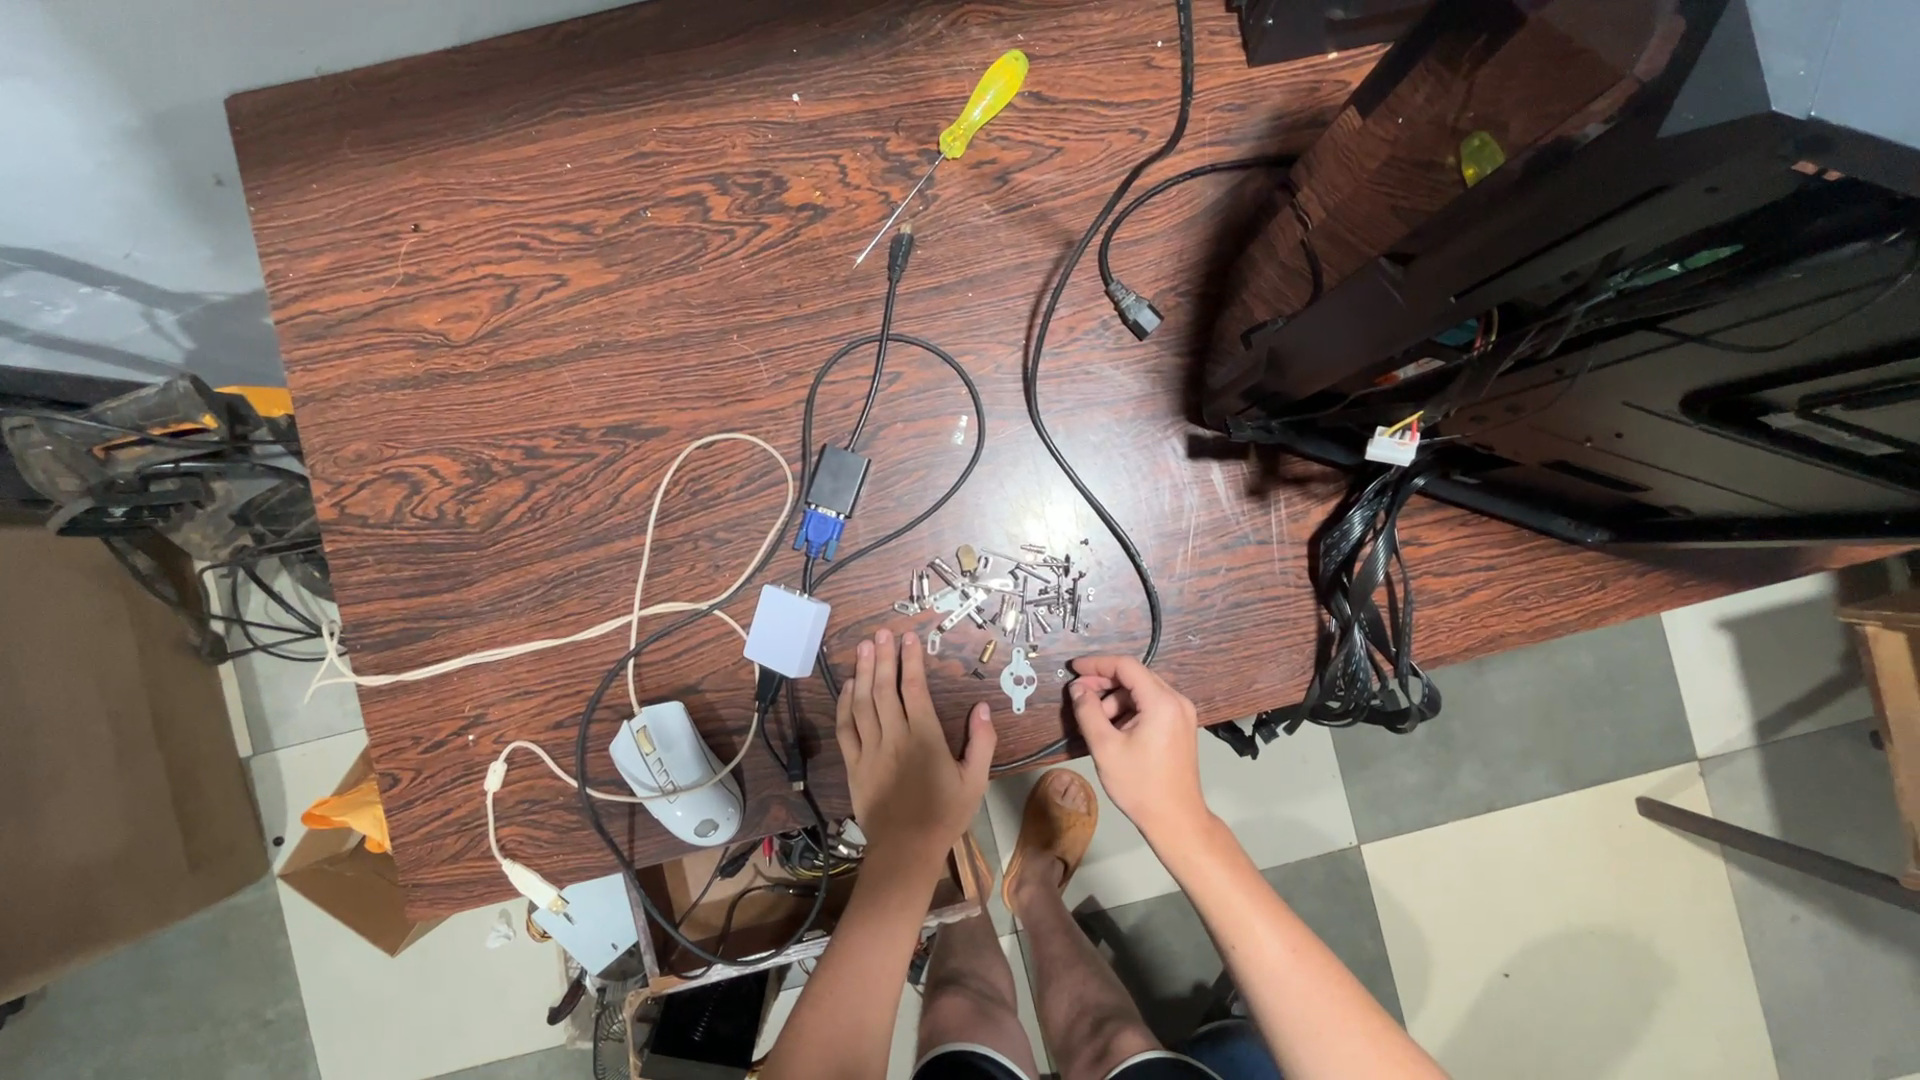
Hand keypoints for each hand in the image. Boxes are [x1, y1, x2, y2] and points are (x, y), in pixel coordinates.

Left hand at [836, 628, 995, 861]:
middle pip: (885, 688)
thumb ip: (981, 742)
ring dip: (863, 672)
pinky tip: (848, 686)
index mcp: (924, 738)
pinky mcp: (853, 764)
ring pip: (863, 702)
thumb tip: (983, 707)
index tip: (909, 638)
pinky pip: (846, 727)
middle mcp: (894, 737)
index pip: (915, 689)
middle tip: (882, 632)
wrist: (905, 850)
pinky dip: (845, 703)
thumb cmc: (944, 815)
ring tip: (863, 648)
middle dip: (883, 657)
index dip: (911, 661)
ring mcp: (870, 749)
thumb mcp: (975, 781)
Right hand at [1067, 655, 1210, 840]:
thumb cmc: (1140, 785)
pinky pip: (1151, 706)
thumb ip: (1088, 711)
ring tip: (1097, 723)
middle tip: (1079, 694)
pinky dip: (1130, 710)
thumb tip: (1078, 688)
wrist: (1176, 819)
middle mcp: (1177, 701)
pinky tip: (1114, 730)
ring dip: (1116, 700)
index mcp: (1162, 702)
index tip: (1074, 669)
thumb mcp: (1105, 747)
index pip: (1126, 666)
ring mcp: (1182, 714)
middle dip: (1104, 683)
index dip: (1097, 664)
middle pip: (1135, 676)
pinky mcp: (1181, 726)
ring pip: (1141, 691)